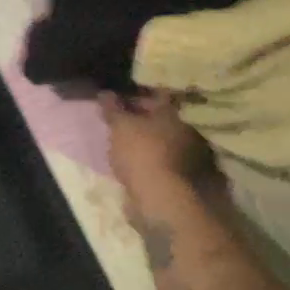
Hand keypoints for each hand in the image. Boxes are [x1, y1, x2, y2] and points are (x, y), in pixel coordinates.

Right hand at [102, 90, 217, 189]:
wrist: (159, 197)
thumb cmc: (142, 153)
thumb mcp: (121, 127)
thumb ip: (113, 109)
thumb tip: (104, 92)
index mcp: (174, 110)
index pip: (156, 92)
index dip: (135, 93)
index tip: (117, 96)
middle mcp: (184, 126)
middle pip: (159, 115)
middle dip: (140, 115)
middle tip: (117, 118)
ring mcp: (185, 151)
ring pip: (159, 137)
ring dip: (144, 137)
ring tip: (122, 139)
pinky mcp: (178, 172)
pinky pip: (159, 156)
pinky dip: (147, 155)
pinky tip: (132, 158)